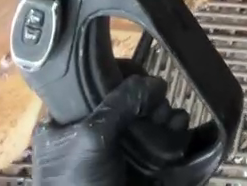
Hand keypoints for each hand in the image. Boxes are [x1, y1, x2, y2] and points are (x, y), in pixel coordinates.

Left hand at [32, 74, 182, 185]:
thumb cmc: (79, 185)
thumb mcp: (90, 138)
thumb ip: (120, 102)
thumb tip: (156, 84)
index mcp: (67, 122)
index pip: (95, 80)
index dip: (118, 73)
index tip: (137, 76)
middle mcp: (94, 130)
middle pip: (130, 95)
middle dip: (148, 98)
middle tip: (154, 109)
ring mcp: (121, 147)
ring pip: (151, 112)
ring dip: (165, 112)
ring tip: (169, 122)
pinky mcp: (144, 160)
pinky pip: (166, 132)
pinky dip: (176, 126)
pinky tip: (179, 128)